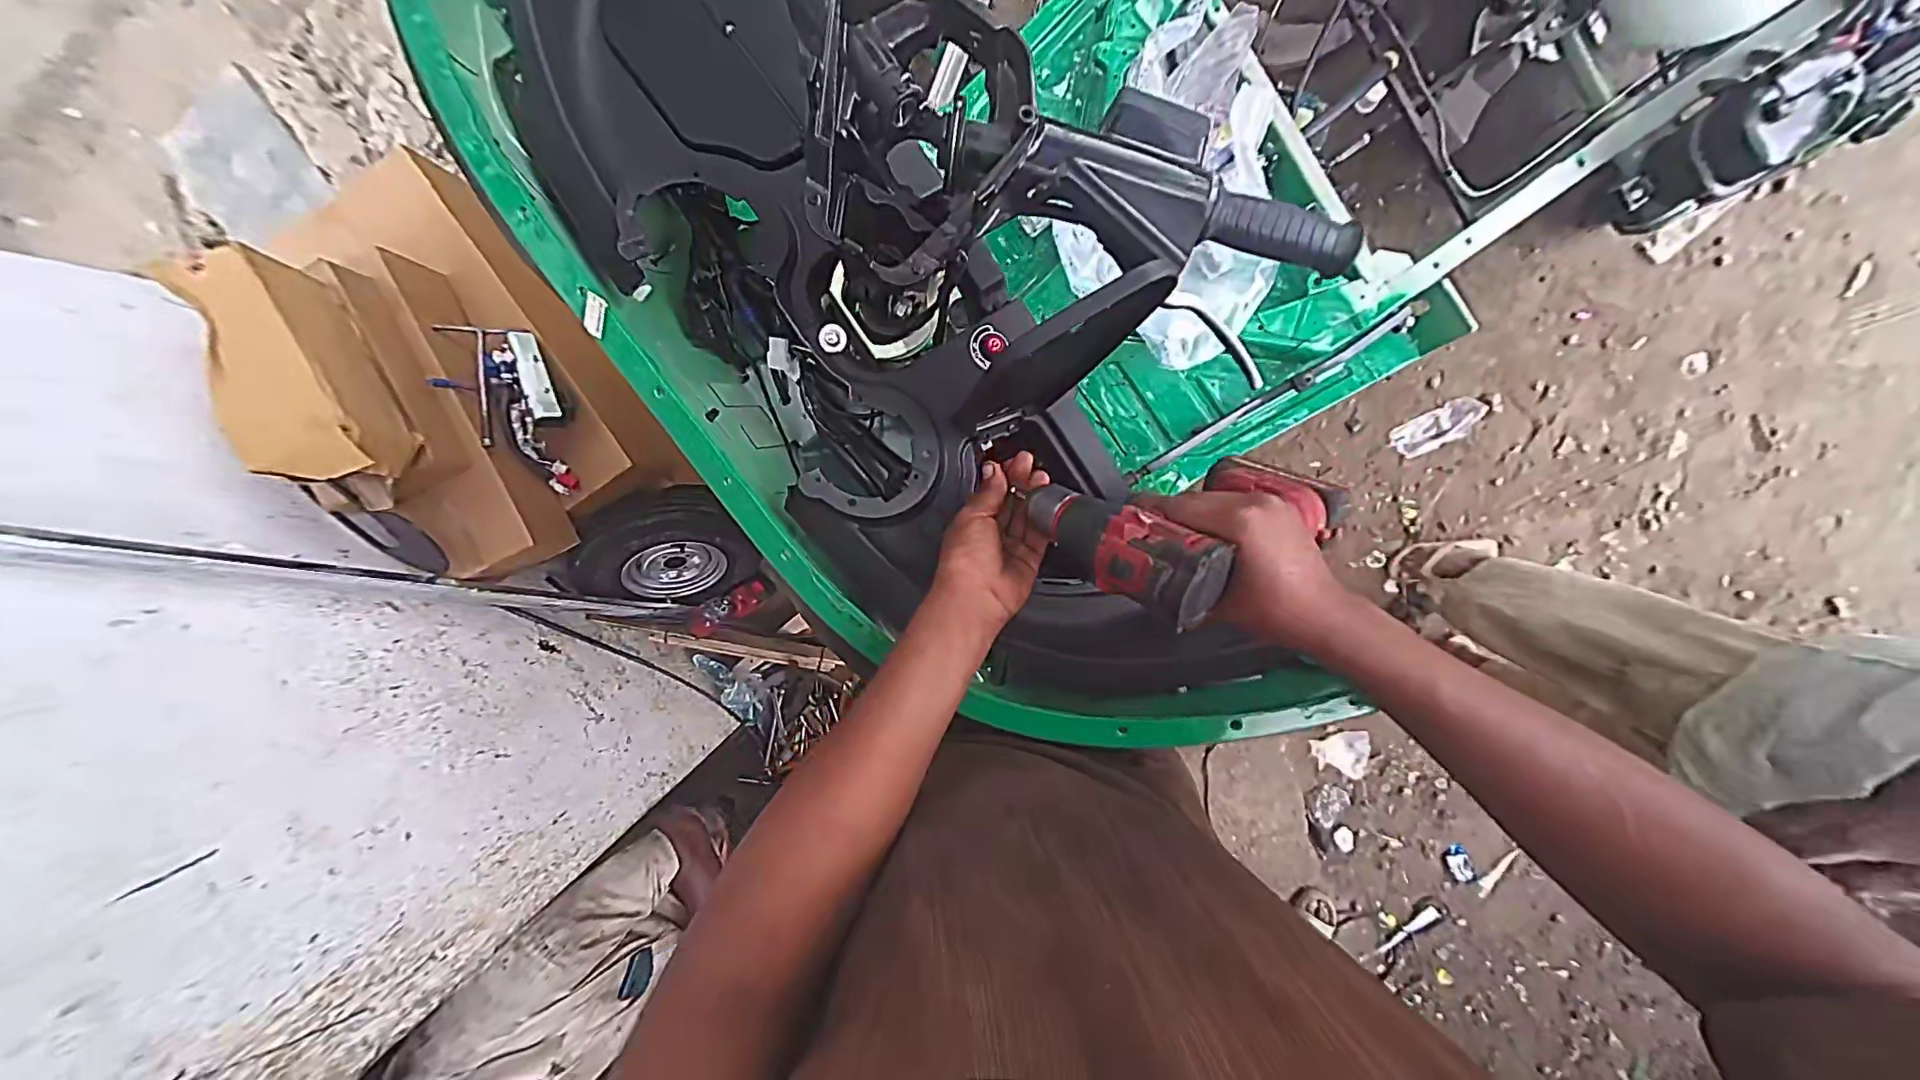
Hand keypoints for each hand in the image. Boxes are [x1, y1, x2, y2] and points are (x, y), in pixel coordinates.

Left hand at [926, 451, 1051, 633]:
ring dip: (1035, 496)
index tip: (1015, 461)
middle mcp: (991, 533)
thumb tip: (993, 470)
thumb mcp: (972, 514)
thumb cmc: (963, 562)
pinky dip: (1045, 519)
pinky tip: (1048, 503)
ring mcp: (1010, 547)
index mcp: (972, 519)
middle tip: (1030, 465)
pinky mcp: (1028, 560)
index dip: (1004, 474)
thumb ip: (988, 491)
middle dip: (1021, 481)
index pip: (992, 490)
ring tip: (1042, 478)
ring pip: (1027, 516)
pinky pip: (1040, 536)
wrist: (976, 596)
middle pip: (1012, 501)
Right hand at [1134, 490, 1359, 651]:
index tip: (1130, 513)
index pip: (1182, 506)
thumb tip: (1155, 578)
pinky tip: (1206, 530)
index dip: (1151, 509)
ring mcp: (1271, 503)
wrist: (1323, 616)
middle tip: (1148, 527)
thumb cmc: (1278, 612)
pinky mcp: (1279, 510)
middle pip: (1196, 498)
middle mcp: (1256, 503)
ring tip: (1175, 531)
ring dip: (1192, 512)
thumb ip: (1183, 584)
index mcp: (1241, 520)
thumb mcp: (1218, 601)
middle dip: (1169, 512)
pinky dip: (1216, 513)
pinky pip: (1235, 502)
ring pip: (1215, 497)